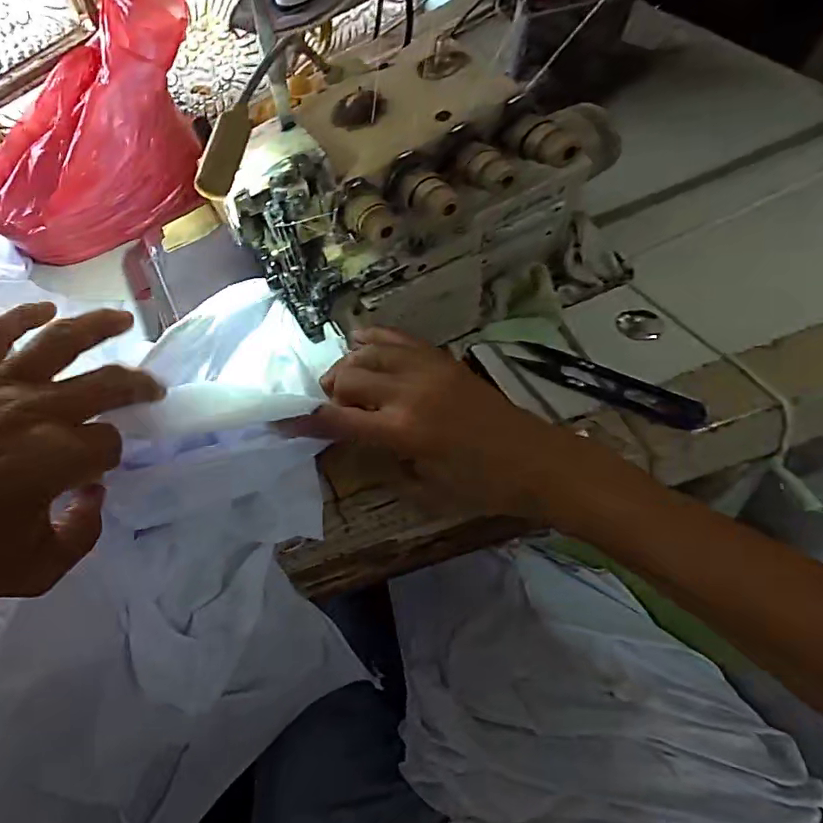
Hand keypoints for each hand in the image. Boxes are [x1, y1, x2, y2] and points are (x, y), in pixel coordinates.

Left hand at [0, 302, 162, 627]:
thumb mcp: (37, 570)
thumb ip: (82, 533)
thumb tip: (93, 491)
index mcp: (56, 457)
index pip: (108, 441)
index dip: (114, 454)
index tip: (106, 466)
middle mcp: (33, 410)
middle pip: (102, 382)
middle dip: (136, 385)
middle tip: (152, 388)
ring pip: (57, 341)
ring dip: (96, 326)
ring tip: (120, 319)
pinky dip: (22, 316)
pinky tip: (43, 311)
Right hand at [297, 327, 615, 520]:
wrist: (543, 464)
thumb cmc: (483, 486)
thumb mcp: (423, 486)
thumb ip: (377, 458)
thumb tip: (344, 439)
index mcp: (403, 431)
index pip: (335, 419)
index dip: (301, 420)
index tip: (279, 422)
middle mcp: (409, 393)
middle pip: (343, 377)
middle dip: (327, 393)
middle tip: (330, 409)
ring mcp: (426, 369)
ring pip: (363, 351)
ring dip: (347, 367)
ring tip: (349, 384)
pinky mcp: (441, 358)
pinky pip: (394, 336)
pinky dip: (370, 339)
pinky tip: (361, 347)